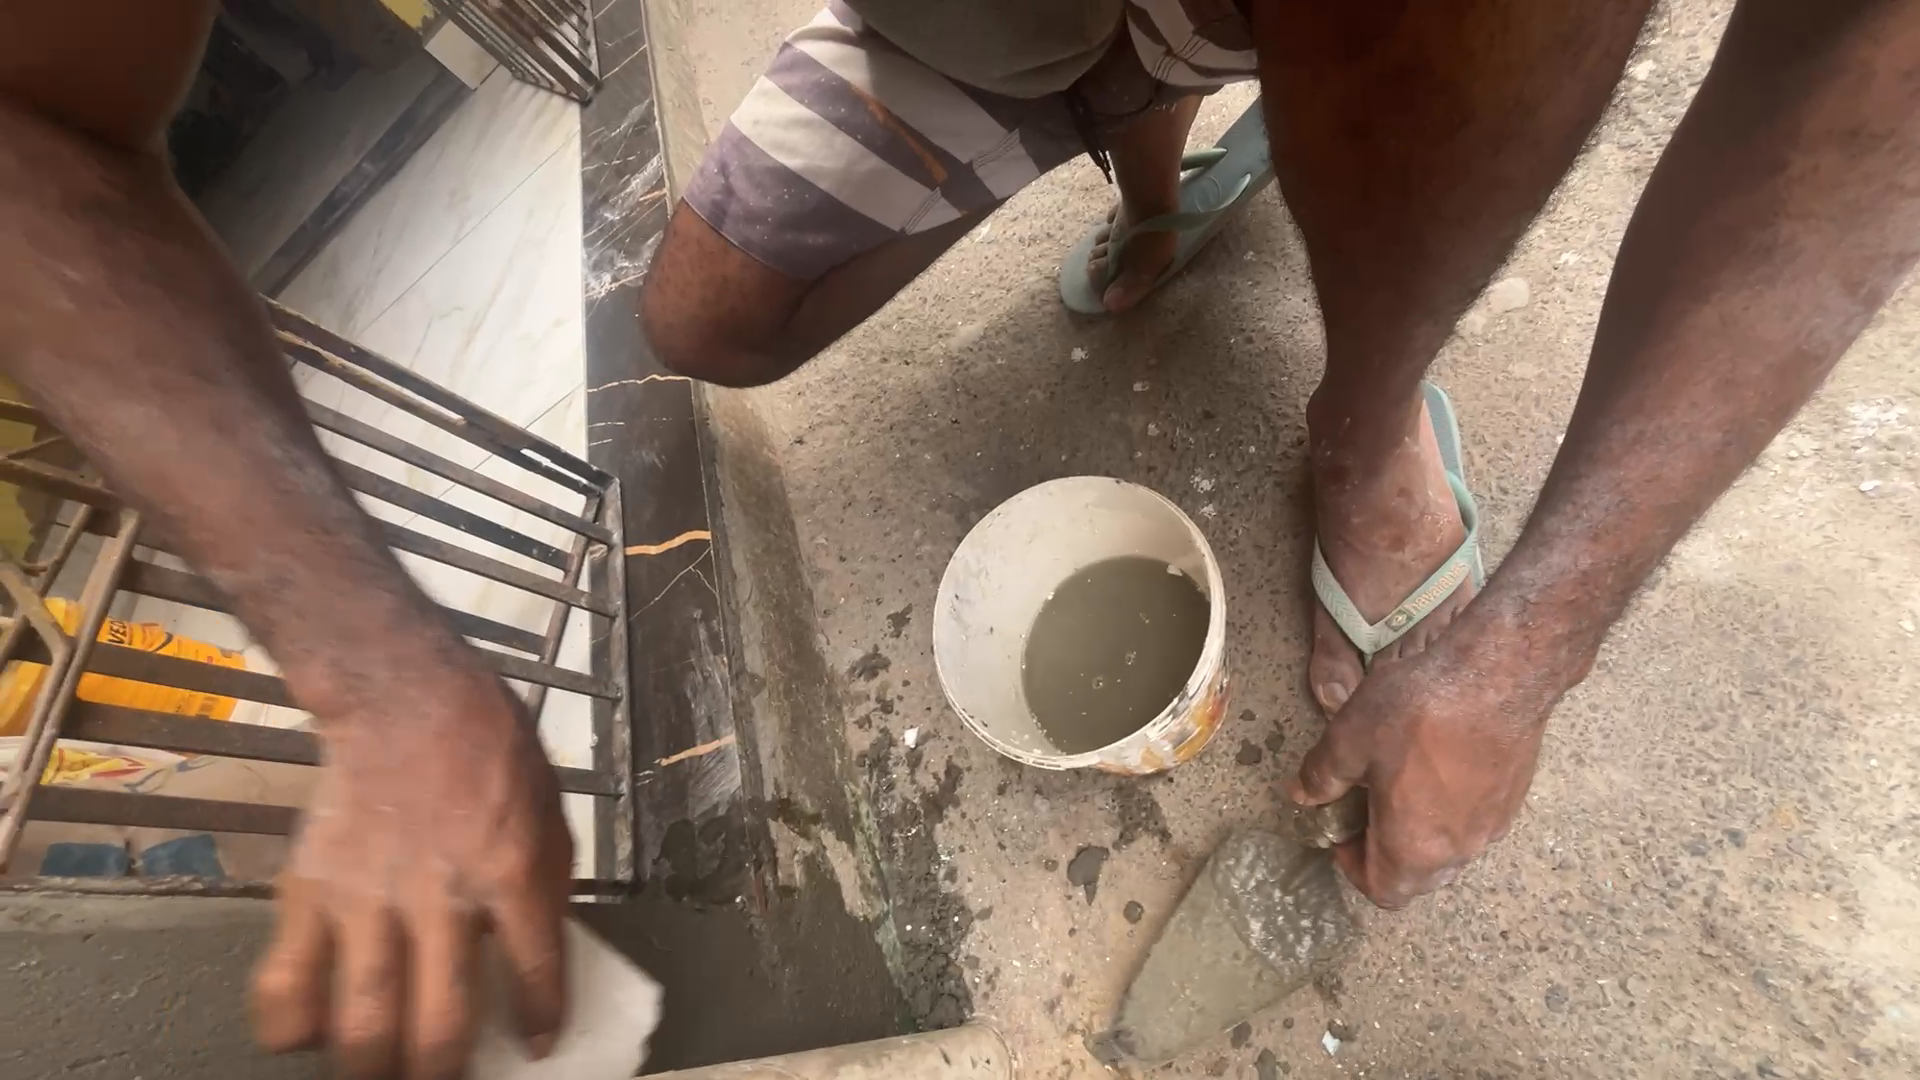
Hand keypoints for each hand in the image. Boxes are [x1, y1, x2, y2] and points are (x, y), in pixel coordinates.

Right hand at [251, 663, 572, 1078]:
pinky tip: (317, 1032)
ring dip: (376, 1069)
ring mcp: (367, 899)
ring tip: (391, 1073)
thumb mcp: (550, 811)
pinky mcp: (307, 893)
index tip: (538, 1044)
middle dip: (446, 1073)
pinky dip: (294, 1030)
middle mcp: (442, 895)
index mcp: (514, 868)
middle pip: (436, 1024)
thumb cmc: (498, 754)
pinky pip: (284, 989)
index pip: (534, 968)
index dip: (540, 1018)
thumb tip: (538, 948)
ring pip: (360, 1025)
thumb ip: (546, 882)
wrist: (412, 706)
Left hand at [1285, 619, 1565, 907]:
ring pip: (1447, 853)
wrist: (1497, 676)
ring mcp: (1494, 825)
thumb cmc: (1415, 712)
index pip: (1384, 891)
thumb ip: (1322, 775)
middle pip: (1418, 878)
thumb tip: (1300, 796)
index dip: (1351, 869)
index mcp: (1415, 845)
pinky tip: (1426, 768)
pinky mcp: (1512, 797)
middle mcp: (1461, 848)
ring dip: (1414, 834)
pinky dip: (1442, 814)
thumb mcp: (1348, 739)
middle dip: (1382, 854)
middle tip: (1357, 809)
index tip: (1336, 834)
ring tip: (1388, 785)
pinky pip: (1471, 824)